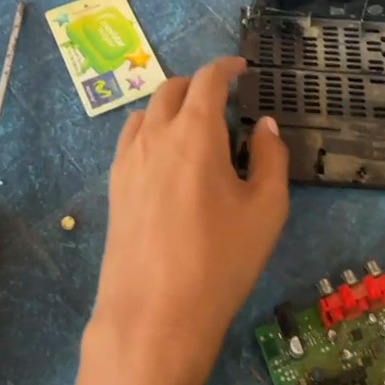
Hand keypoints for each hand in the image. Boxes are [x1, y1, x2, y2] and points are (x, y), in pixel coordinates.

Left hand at [87, 56, 289, 372]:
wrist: (154, 316)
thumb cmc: (219, 261)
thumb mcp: (265, 210)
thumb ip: (270, 158)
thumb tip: (264, 126)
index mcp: (194, 132)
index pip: (207, 79)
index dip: (225, 67)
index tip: (241, 68)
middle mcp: (155, 135)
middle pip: (171, 88)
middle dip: (198, 86)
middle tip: (222, 104)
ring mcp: (127, 160)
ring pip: (146, 112)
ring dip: (171, 107)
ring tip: (194, 132)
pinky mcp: (114, 186)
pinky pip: (131, 140)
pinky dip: (151, 132)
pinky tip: (167, 162)